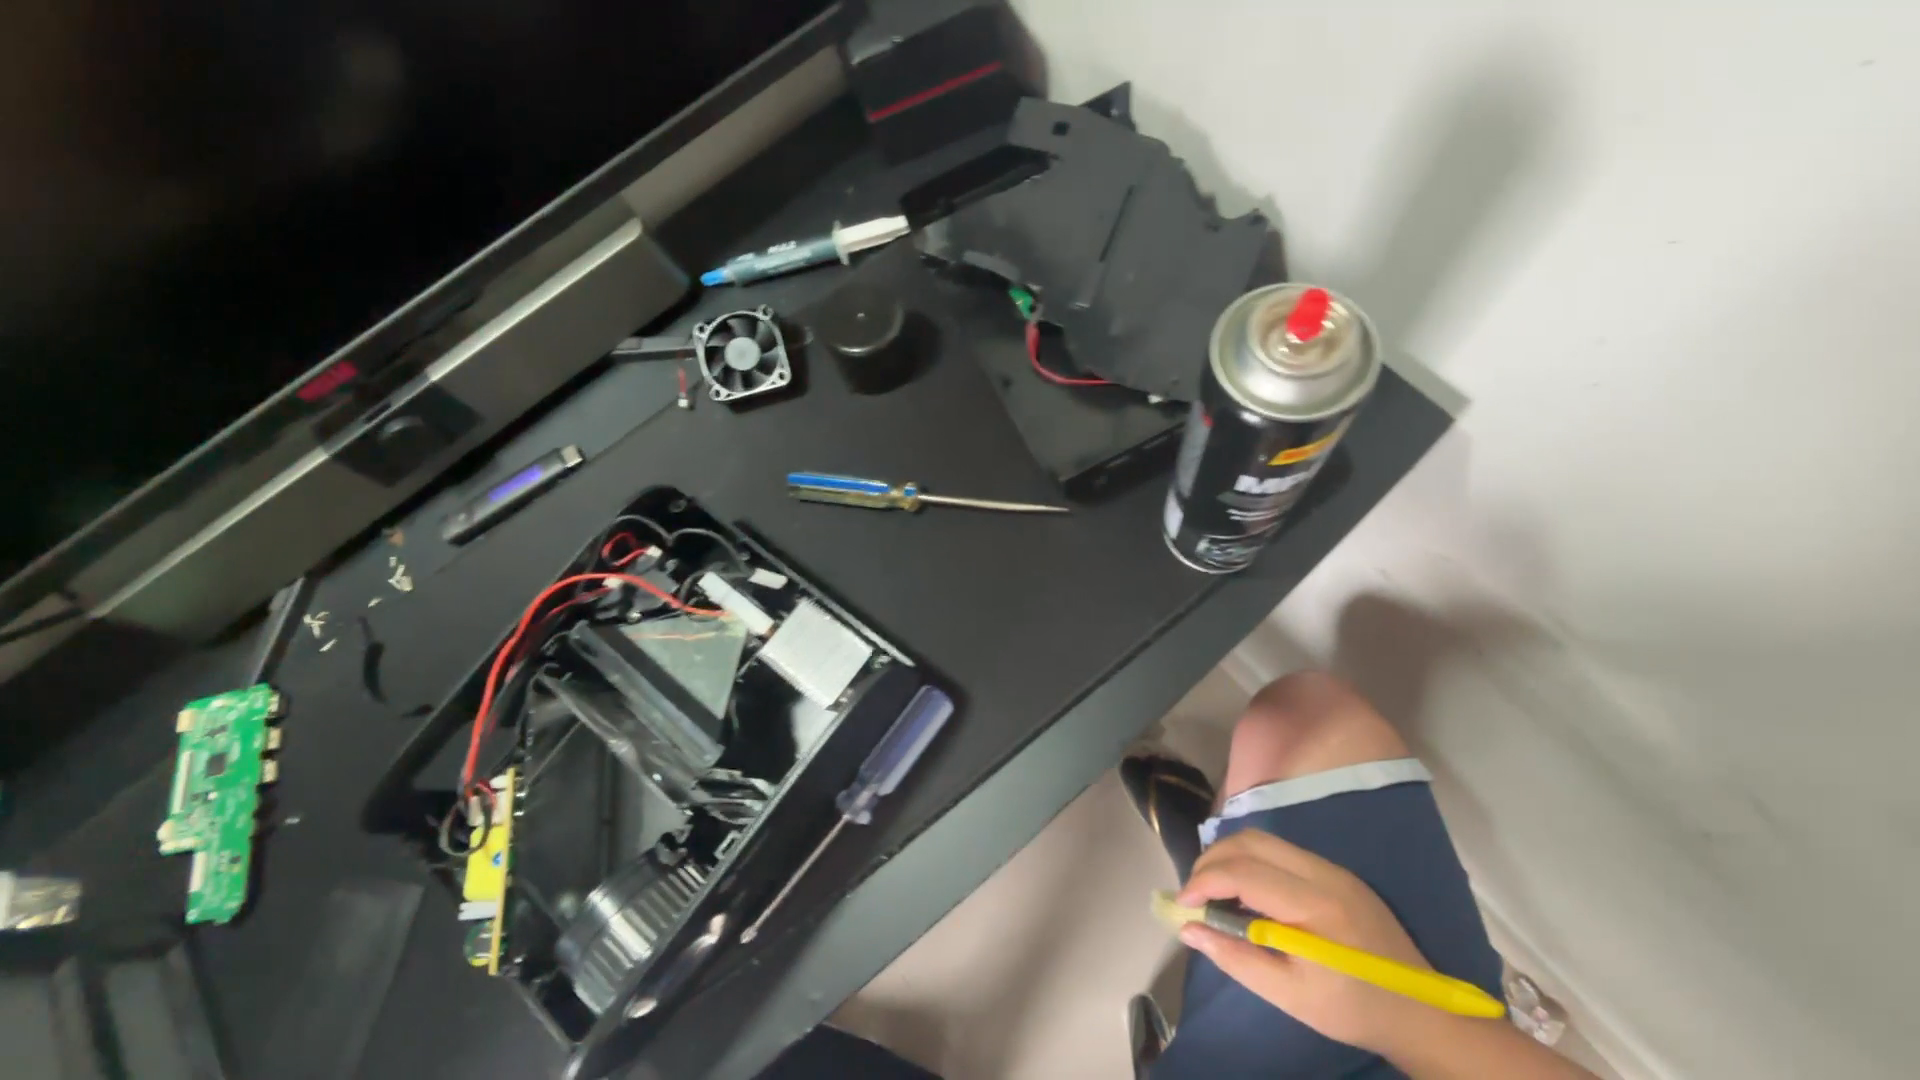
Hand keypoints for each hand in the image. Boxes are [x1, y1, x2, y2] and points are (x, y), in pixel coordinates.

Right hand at [1177, 830, 1432, 1056]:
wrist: (1420, 1011)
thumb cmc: (1352, 1009)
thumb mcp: (1289, 996)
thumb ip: (1236, 957)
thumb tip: (1188, 928)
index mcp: (1315, 905)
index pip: (1244, 871)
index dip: (1204, 881)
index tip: (1182, 904)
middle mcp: (1324, 874)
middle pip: (1251, 842)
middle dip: (1212, 861)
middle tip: (1194, 894)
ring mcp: (1334, 870)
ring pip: (1266, 841)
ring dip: (1231, 858)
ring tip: (1215, 893)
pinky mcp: (1339, 875)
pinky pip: (1283, 853)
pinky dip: (1253, 863)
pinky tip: (1248, 895)